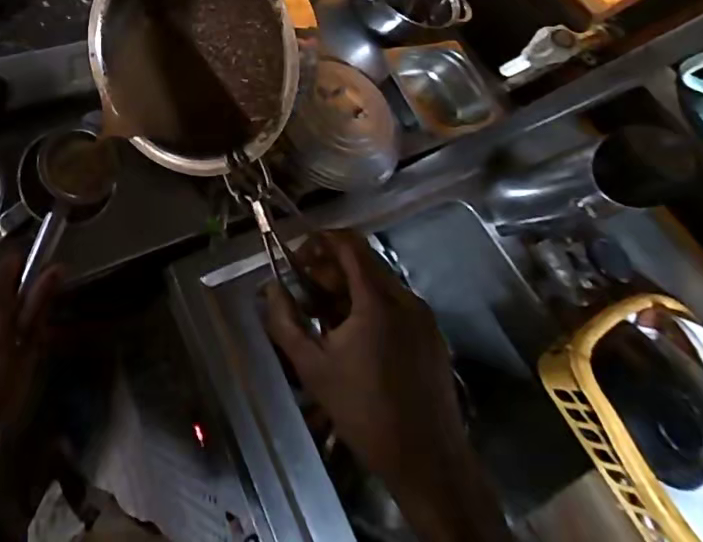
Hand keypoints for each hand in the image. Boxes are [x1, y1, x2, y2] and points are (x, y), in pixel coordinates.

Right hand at [264, 230, 509, 541]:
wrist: (428, 462)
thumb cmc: (365, 412)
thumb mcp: (312, 367)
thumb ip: (285, 321)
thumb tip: (271, 288)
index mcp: (377, 300)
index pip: (348, 243)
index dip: (318, 241)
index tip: (296, 259)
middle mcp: (405, 299)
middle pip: (363, 262)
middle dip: (328, 270)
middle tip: (302, 293)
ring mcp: (423, 318)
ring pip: (379, 284)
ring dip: (347, 290)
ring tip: (321, 319)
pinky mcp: (432, 337)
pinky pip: (395, 305)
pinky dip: (369, 307)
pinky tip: (351, 338)